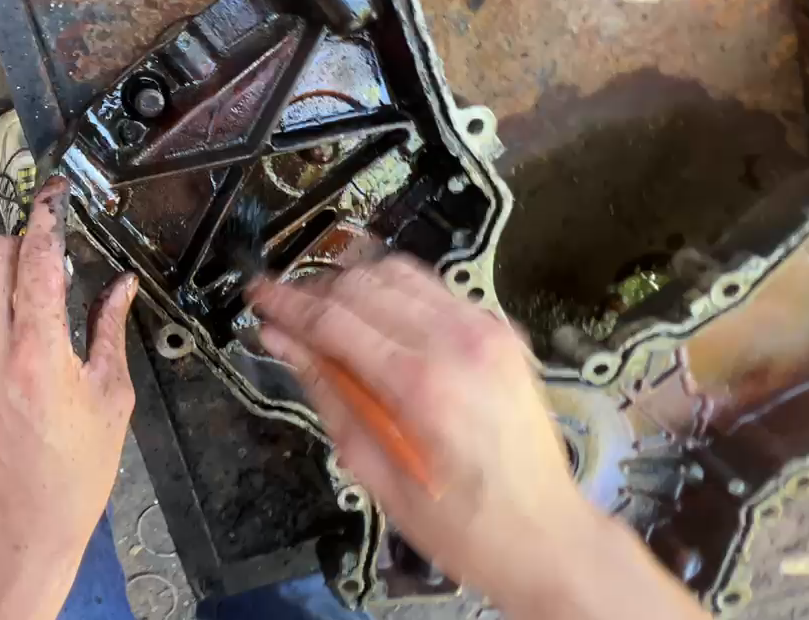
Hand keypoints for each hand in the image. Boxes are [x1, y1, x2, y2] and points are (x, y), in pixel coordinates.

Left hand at [0, 177, 139, 619]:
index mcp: (39, 351)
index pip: (37, 258)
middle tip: (43, 263)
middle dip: (17, 243)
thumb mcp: (111, 396)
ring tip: (25, 315)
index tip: (52, 192)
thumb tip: (122, 282)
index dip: (45, 215)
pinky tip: (3, 353)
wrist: (18, 524)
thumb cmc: (76, 467)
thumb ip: (110, 327)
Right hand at [248, 257, 704, 619]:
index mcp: (421, 385)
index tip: (257, 293)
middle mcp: (455, 343)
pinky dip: (389, 288)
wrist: (552, 538)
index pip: (331, 318)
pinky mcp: (497, 327)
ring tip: (327, 312)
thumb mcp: (375, 469)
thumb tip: (280, 341)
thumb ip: (326, 391)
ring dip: (348, 283)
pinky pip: (427, 282)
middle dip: (311, 292)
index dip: (284, 302)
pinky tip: (374, 313)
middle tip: (286, 314)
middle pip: (357, 284)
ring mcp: (482, 329)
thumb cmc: (463, 524)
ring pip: (390, 270)